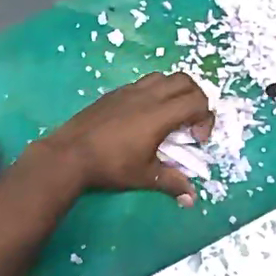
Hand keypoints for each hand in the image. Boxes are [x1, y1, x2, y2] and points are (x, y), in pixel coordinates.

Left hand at [29, 72, 213, 204]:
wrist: (69, 154)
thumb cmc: (109, 165)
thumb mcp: (144, 176)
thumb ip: (171, 182)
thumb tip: (191, 198)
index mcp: (159, 114)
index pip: (197, 101)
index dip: (206, 118)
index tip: (196, 140)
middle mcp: (146, 96)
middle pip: (184, 81)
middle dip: (195, 98)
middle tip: (189, 122)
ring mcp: (127, 91)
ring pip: (161, 77)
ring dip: (173, 91)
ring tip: (168, 116)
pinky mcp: (112, 94)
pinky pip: (141, 84)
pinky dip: (152, 93)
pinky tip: (142, 116)